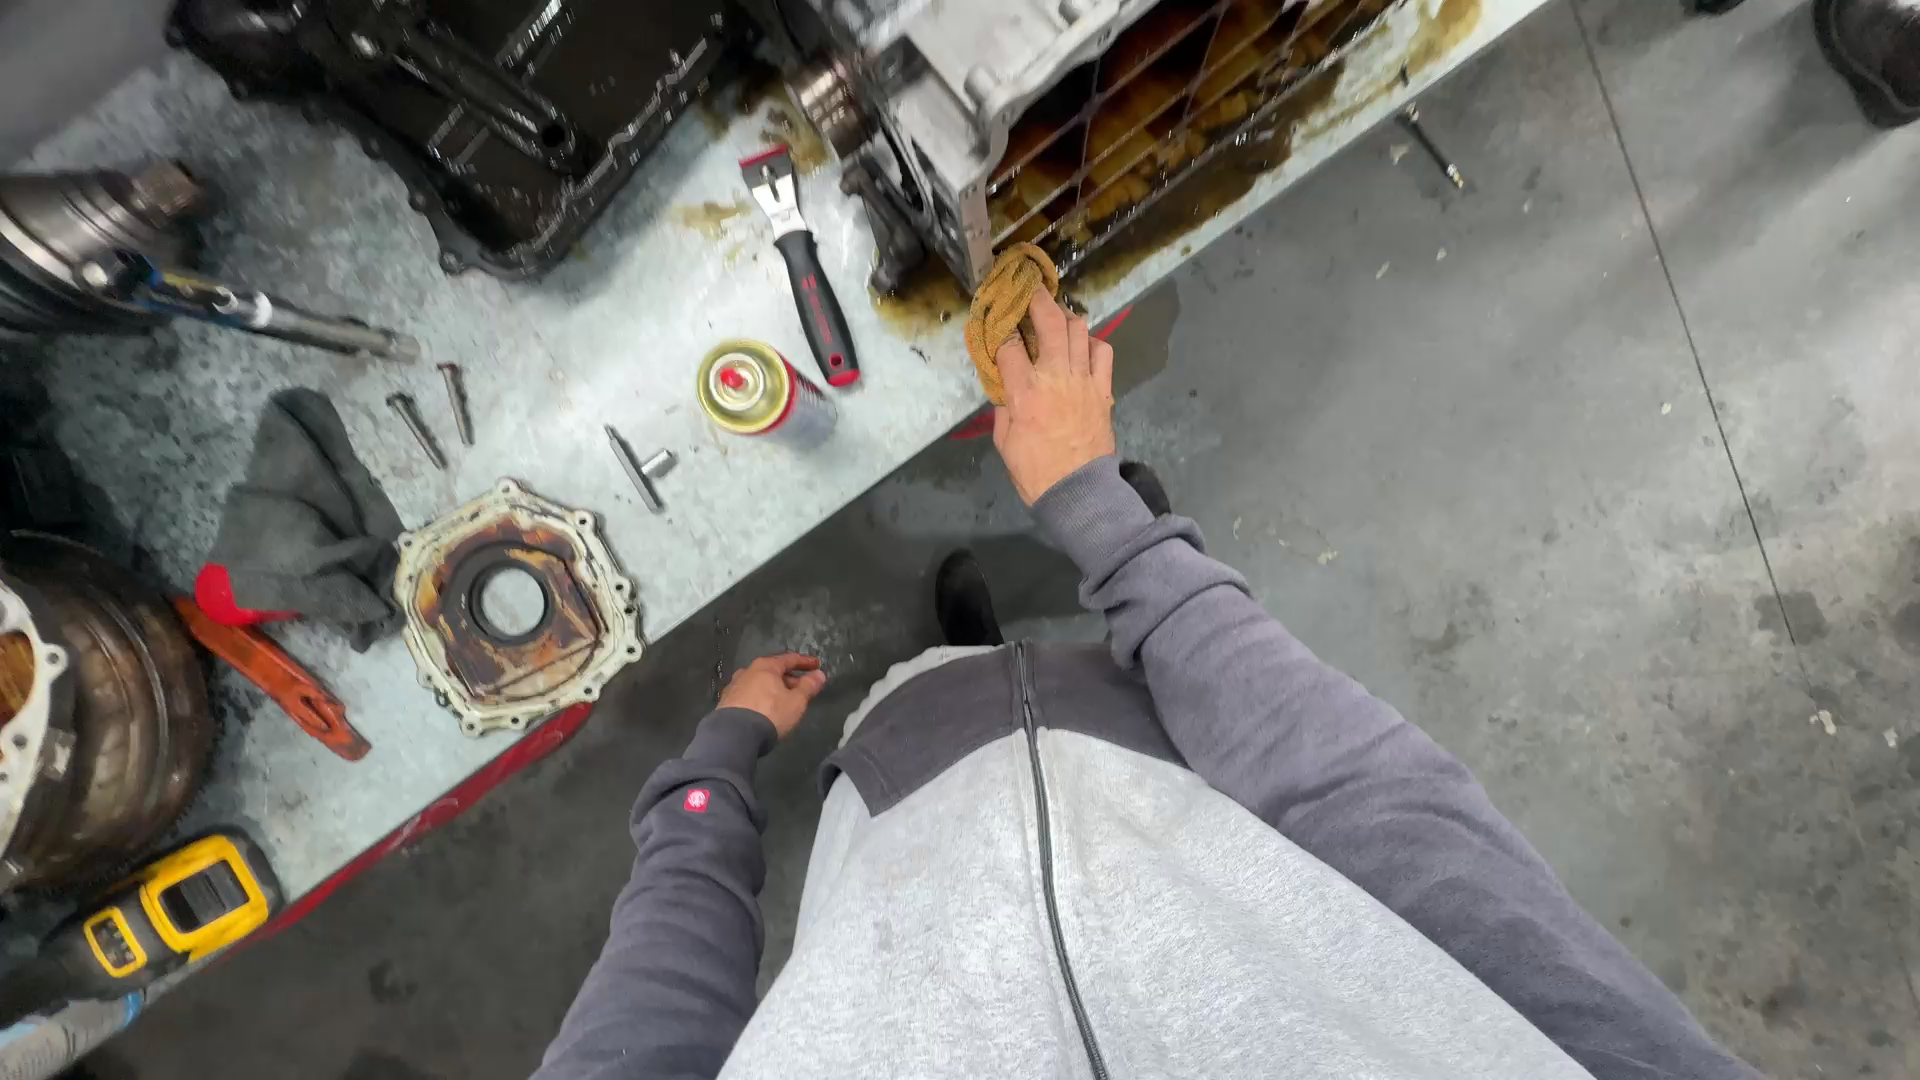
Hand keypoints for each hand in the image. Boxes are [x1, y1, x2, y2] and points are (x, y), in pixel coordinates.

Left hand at [718, 652, 826, 737]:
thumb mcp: (796, 701)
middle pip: (773, 670)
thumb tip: (819, 674)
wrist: (734, 735)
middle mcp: (748, 671)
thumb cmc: (770, 713)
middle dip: (789, 678)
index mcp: (766, 666)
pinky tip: (765, 708)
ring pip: (760, 683)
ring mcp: (735, 686)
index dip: (805, 662)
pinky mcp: (726, 702)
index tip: (817, 665)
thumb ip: (809, 686)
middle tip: (802, 687)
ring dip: (774, 688)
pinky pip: (749, 694)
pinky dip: (761, 697)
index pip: (790, 659)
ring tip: (784, 699)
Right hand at [992, 291, 1115, 504]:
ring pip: (1079, 330)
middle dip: (1037, 300)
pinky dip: (1092, 342)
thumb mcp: (1004, 442)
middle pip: (1050, 322)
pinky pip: (1103, 353)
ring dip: (1066, 317)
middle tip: (1029, 291)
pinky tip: (1083, 345)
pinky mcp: (1103, 391)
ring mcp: (1084, 381)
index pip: (1009, 346)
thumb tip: (1007, 389)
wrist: (1077, 492)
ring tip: (1057, 315)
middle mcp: (1056, 378)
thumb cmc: (1035, 473)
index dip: (999, 330)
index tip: (995, 321)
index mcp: (1025, 393)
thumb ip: (1004, 409)